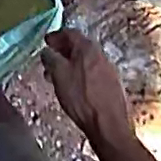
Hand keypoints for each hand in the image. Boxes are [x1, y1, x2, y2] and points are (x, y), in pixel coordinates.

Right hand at [42, 29, 132, 150]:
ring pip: (85, 62)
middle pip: (79, 47)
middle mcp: (101, 56)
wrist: (108, 127)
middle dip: (63, 52)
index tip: (46, 42)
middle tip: (50, 60)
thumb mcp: (58, 74)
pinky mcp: (113, 86)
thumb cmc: (80, 97)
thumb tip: (47, 51)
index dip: (56, 36)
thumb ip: (50, 57)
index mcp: (87, 48)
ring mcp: (109, 71)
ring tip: (59, 77)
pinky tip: (74, 88)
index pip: (70, 33)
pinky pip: (93, 74)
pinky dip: (81, 75)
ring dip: (71, 65)